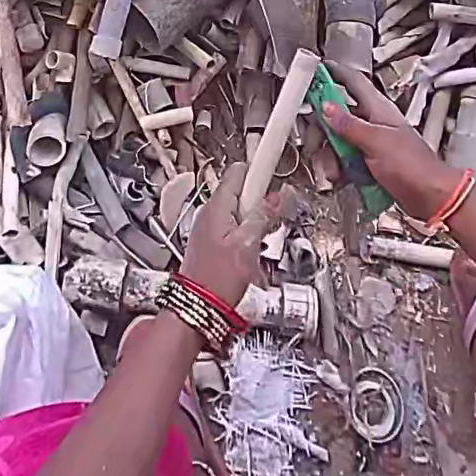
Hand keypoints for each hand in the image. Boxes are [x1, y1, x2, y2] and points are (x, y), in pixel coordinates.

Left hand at [179, 162, 274, 307]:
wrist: (196, 311)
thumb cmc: (216, 281)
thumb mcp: (248, 245)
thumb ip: (263, 216)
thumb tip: (279, 195)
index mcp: (217, 206)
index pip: (239, 171)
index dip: (259, 169)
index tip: (274, 163)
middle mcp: (210, 212)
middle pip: (242, 191)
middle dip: (260, 202)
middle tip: (270, 219)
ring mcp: (210, 227)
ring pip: (239, 211)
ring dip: (254, 221)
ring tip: (259, 241)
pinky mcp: (212, 242)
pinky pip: (234, 227)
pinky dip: (246, 235)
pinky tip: (251, 253)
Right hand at [324, 61, 460, 220]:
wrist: (433, 199)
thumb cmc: (414, 167)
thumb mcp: (376, 143)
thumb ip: (349, 125)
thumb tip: (327, 108)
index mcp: (378, 110)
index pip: (352, 82)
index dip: (333, 74)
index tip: (314, 74)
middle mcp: (374, 123)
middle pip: (338, 115)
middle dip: (324, 131)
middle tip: (315, 142)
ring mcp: (372, 143)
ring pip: (339, 141)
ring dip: (332, 157)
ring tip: (334, 171)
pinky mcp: (371, 163)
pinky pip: (347, 161)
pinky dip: (341, 170)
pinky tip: (341, 179)